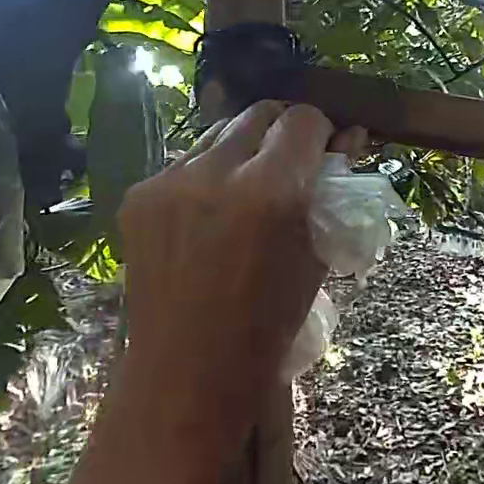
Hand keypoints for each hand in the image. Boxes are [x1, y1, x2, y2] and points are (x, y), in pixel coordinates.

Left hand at [115, 101, 361, 446]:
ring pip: (219, 132)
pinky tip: (211, 209)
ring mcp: (168, 182)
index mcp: (269, 191)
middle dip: (283, 129)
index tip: (325, 151)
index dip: (321, 130)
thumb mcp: (316, 256)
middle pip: (260, 112)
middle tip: (292, 159)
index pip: (303, 120)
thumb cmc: (268, 323)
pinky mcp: (138, 195)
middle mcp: (214, 173)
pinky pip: (185, 162)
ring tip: (249, 183)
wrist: (188, 372)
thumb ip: (328, 193)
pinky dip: (208, 172)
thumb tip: (345, 143)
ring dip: (244, 147)